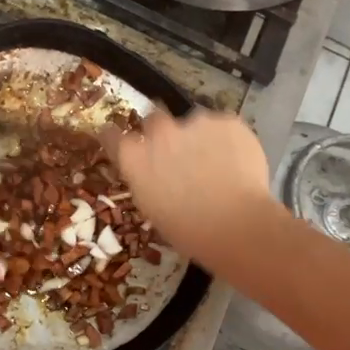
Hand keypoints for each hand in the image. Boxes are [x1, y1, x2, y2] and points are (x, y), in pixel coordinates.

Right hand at [106, 109, 274, 257]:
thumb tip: (153, 172)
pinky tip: (237, 161)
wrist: (236, 225)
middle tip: (178, 152)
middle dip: (162, 131)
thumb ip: (146, 179)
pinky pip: (223, 125)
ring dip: (199, 136)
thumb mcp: (151, 208)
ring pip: (194, 121)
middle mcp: (159, 132)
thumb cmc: (189, 231)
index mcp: (134, 158)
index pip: (112, 135)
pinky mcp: (227, 120)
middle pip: (154, 119)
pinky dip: (227, 138)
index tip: (124, 141)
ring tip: (217, 162)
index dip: (117, 136)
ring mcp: (195, 122)